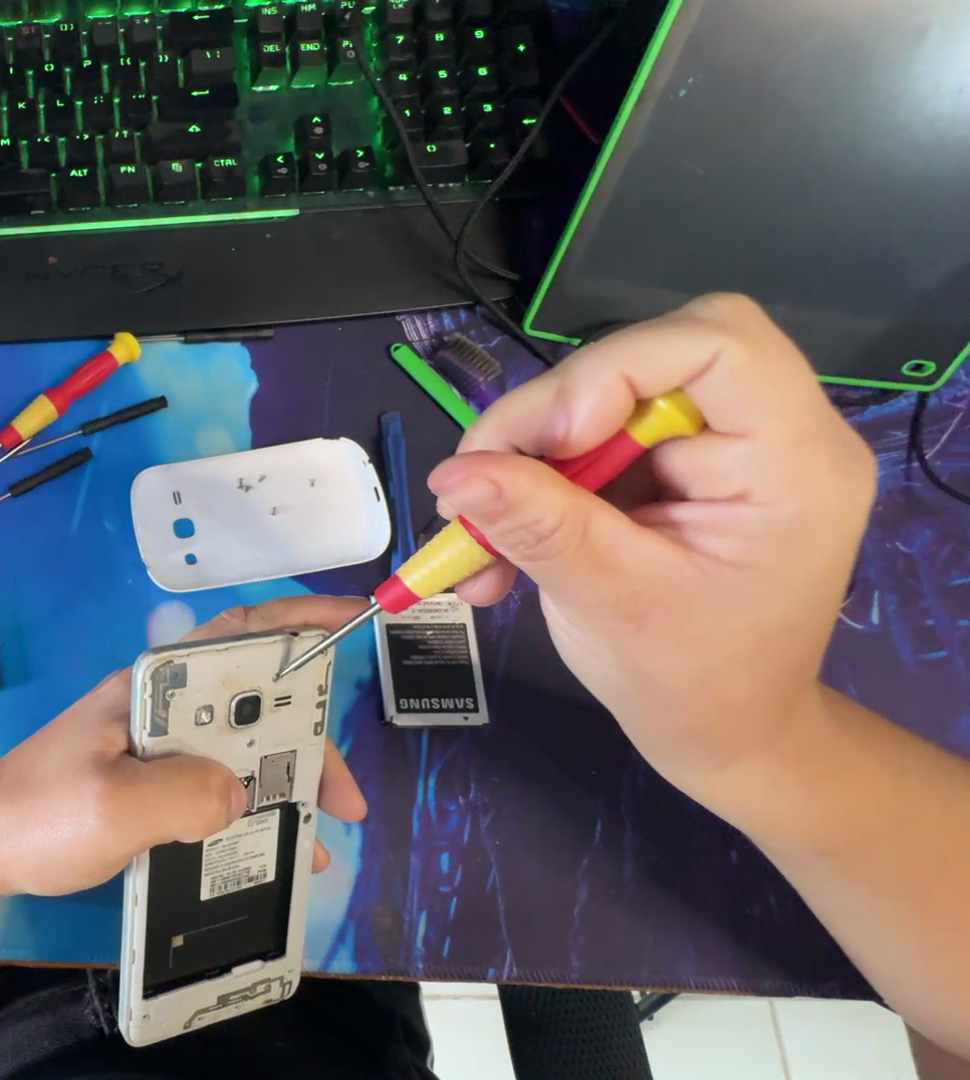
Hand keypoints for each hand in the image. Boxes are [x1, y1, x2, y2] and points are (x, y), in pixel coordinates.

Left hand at [0, 596, 371, 899]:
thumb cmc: (41, 816)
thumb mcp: (118, 807)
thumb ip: (187, 795)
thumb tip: (240, 792)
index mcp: (152, 691)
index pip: (234, 635)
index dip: (295, 618)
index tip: (351, 617)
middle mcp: (158, 708)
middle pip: (249, 703)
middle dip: (306, 741)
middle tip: (347, 799)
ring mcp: (150, 744)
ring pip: (234, 748)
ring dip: (281, 784)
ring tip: (321, 835)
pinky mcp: (142, 780)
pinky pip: (209, 784)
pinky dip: (246, 809)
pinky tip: (271, 847)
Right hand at [428, 294, 875, 791]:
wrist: (713, 725)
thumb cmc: (686, 676)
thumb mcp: (604, 598)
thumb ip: (533, 525)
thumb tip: (451, 473)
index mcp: (786, 463)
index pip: (712, 342)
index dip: (611, 372)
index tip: (549, 444)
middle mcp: (750, 437)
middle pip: (630, 365)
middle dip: (536, 422)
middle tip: (475, 487)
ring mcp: (697, 453)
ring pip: (582, 406)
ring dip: (510, 468)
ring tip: (472, 542)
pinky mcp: (652, 473)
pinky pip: (567, 450)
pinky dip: (516, 492)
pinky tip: (490, 552)